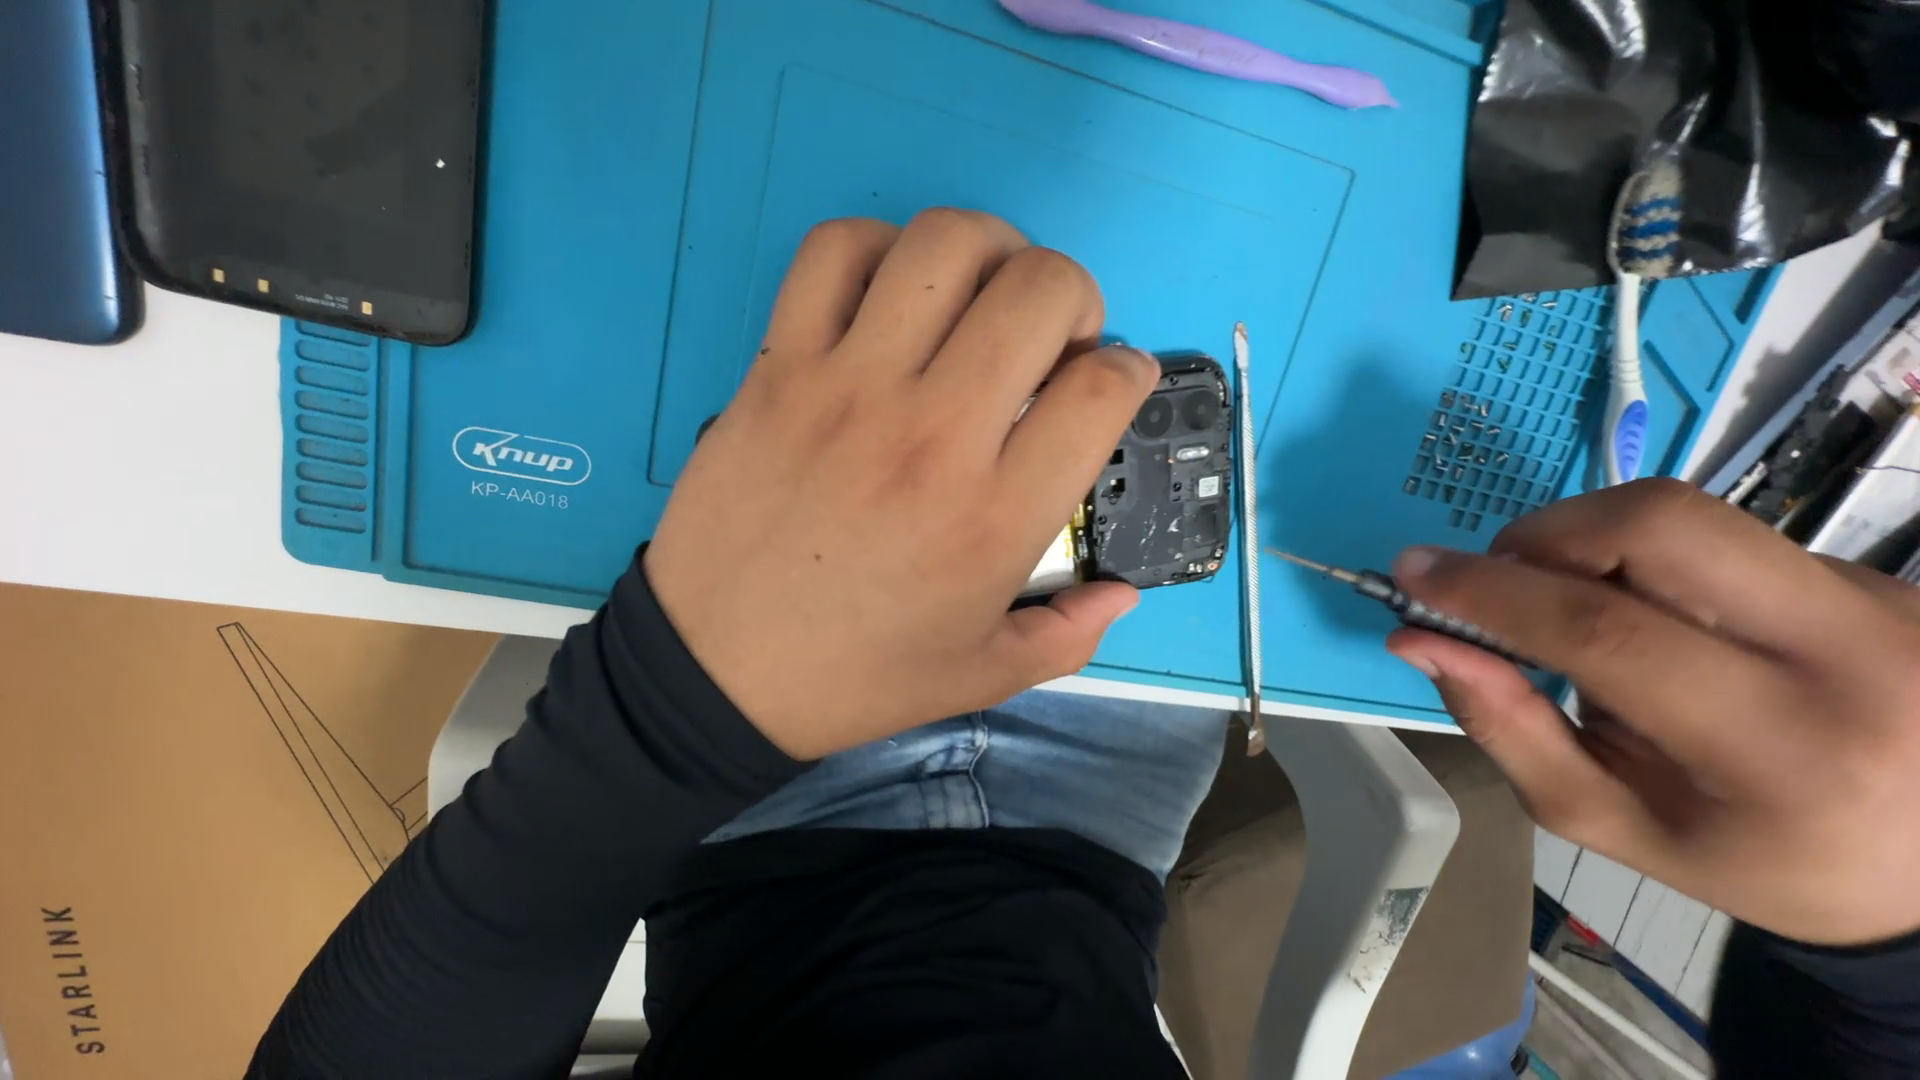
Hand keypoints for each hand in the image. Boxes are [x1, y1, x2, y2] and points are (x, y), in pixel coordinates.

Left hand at [644, 209, 1157, 760]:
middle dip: (1075, 295)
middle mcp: (935, 432)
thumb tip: (1123, 592)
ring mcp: (850, 387)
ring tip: (981, 295)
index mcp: (996, 515)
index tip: (1109, 382)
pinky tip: (890, 291)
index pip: (1101, 389)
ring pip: (945, 244)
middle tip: (1052, 338)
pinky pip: (834, 252)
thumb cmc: (853, 676)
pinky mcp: (778, 366)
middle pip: (1041, 290)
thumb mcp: (981, 676)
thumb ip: (1069, 635)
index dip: (1128, 370)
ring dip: (990, 249)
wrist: (715, 671)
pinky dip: (878, 245)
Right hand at [1386, 478, 1919, 945]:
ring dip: (1586, 541)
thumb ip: (1505, 726)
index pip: (1605, 632)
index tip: (1414, 573)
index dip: (1491, 593)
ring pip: (1688, 517)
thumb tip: (1419, 641)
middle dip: (1545, 533)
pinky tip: (1648, 619)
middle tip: (1499, 576)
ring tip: (1567, 603)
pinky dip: (1642, 562)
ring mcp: (1876, 600)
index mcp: (1781, 747)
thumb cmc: (1752, 856)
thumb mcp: (1607, 818)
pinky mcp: (1875, 576)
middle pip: (1663, 524)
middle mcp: (1850, 652)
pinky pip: (1720, 537)